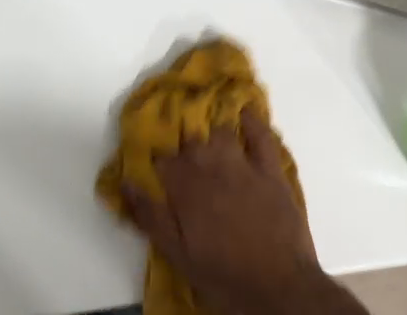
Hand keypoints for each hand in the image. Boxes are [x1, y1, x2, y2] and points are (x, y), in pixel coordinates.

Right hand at [124, 114, 324, 314]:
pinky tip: (246, 115)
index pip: (161, 159)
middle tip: (187, 161)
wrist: (281, 290)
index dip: (159, 164)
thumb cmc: (224, 275)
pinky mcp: (271, 172)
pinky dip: (253, 123)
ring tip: (211, 141)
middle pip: (189, 141)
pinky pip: (261, 137)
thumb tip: (126, 181)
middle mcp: (209, 166)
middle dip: (185, 147)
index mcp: (183, 186)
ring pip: (220, 133)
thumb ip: (150, 217)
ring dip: (213, 135)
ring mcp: (242, 166)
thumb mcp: (178, 255)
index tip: (160, 172)